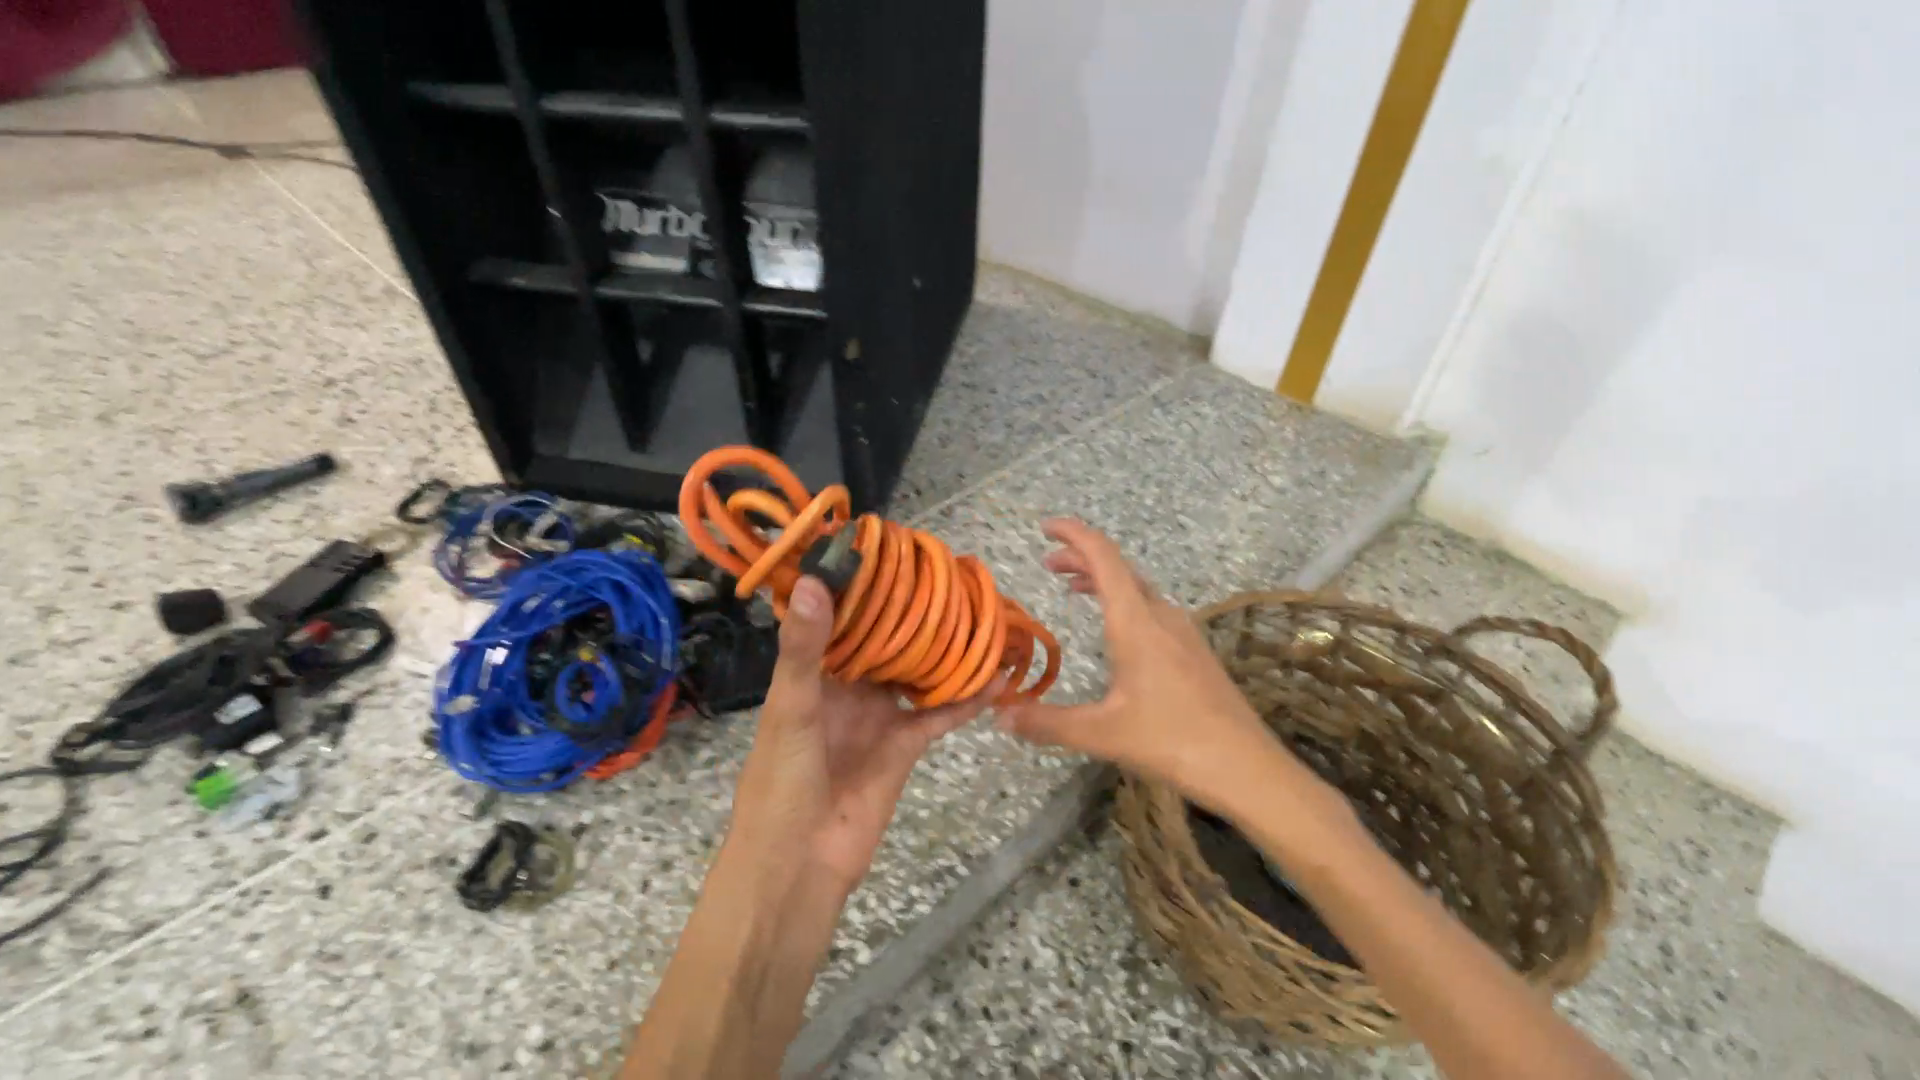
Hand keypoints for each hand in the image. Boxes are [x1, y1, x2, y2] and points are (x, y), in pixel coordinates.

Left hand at [727, 576, 1000, 894]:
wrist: (799, 865)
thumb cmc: (780, 783)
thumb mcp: (790, 710)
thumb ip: (804, 650)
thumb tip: (816, 580)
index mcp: (811, 675)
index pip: (837, 620)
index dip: (860, 588)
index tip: (891, 552)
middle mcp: (846, 689)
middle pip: (884, 643)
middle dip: (911, 615)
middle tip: (949, 577)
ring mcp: (878, 717)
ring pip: (915, 674)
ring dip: (942, 652)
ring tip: (978, 615)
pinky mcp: (905, 747)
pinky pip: (938, 716)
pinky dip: (965, 699)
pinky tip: (997, 677)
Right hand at [996, 519, 1315, 818]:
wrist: (1246, 767)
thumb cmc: (1172, 742)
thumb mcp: (1102, 734)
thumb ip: (1048, 723)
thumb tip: (1000, 715)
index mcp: (1136, 623)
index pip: (1104, 558)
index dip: (1073, 534)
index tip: (1046, 526)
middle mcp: (1162, 617)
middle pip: (1119, 569)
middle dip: (1081, 558)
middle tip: (1048, 564)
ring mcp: (1183, 632)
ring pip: (1138, 589)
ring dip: (1104, 580)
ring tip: (1074, 589)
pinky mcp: (1195, 651)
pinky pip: (1152, 608)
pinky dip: (1124, 602)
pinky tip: (1116, 630)